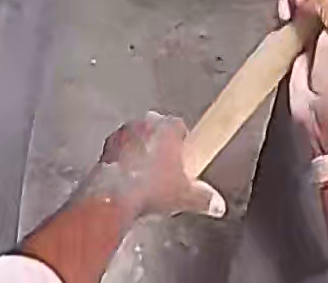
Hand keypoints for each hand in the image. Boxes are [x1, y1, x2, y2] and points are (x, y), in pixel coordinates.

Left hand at [79, 112, 225, 218]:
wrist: (115, 195)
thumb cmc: (153, 189)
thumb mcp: (184, 197)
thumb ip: (204, 198)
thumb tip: (218, 205)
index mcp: (169, 128)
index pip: (181, 127)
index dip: (183, 143)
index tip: (182, 159)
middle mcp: (148, 121)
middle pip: (159, 128)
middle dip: (161, 144)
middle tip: (164, 169)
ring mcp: (127, 129)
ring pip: (139, 134)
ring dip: (142, 147)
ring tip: (144, 174)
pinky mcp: (109, 140)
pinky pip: (121, 145)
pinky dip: (124, 155)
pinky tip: (126, 175)